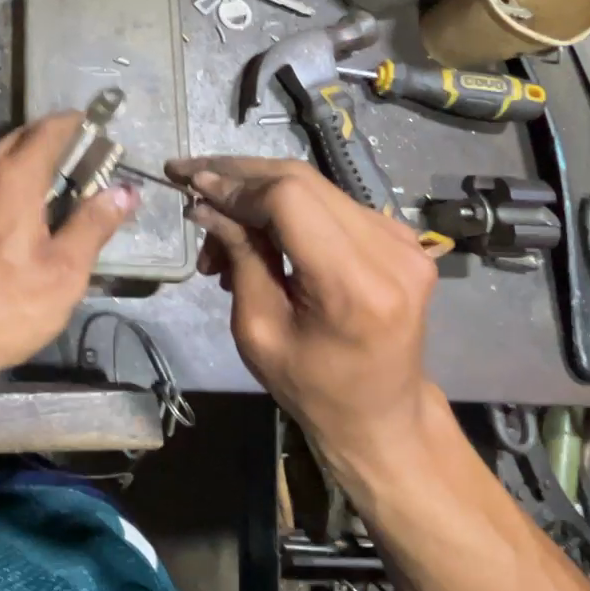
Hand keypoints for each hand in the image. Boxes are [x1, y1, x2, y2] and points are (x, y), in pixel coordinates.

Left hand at [0, 113, 137, 393]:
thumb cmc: (1, 307)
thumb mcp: (62, 273)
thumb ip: (93, 226)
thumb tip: (124, 192)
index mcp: (11, 177)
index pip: (48, 130)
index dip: (76, 124)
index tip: (101, 130)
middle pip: (22, 139)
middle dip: (55, 142)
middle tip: (90, 162)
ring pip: (0, 159)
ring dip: (31, 162)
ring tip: (64, 187)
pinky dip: (11, 182)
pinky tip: (27, 213)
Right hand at [165, 156, 438, 457]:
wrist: (381, 415)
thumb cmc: (312, 386)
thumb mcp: (257, 330)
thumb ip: (240, 258)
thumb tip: (205, 205)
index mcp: (356, 286)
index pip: (290, 200)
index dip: (235, 186)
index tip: (189, 186)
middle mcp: (389, 252)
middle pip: (301, 180)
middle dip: (237, 175)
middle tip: (188, 177)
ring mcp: (401, 241)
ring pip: (311, 184)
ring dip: (254, 193)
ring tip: (216, 229)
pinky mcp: (399, 237)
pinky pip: (327, 201)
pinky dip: (282, 205)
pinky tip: (252, 229)